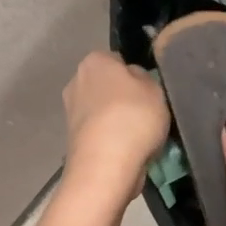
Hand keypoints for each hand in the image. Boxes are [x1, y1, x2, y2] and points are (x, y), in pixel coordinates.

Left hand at [62, 51, 169, 202]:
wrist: (106, 165)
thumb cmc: (133, 117)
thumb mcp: (155, 88)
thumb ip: (144, 77)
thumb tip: (133, 78)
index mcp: (95, 60)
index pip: (117, 60)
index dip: (135, 75)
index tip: (149, 91)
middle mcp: (76, 81)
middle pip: (106, 85)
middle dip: (122, 96)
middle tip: (145, 113)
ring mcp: (71, 112)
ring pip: (102, 111)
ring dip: (115, 120)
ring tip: (138, 136)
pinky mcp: (72, 140)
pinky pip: (99, 132)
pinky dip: (110, 139)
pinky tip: (126, 150)